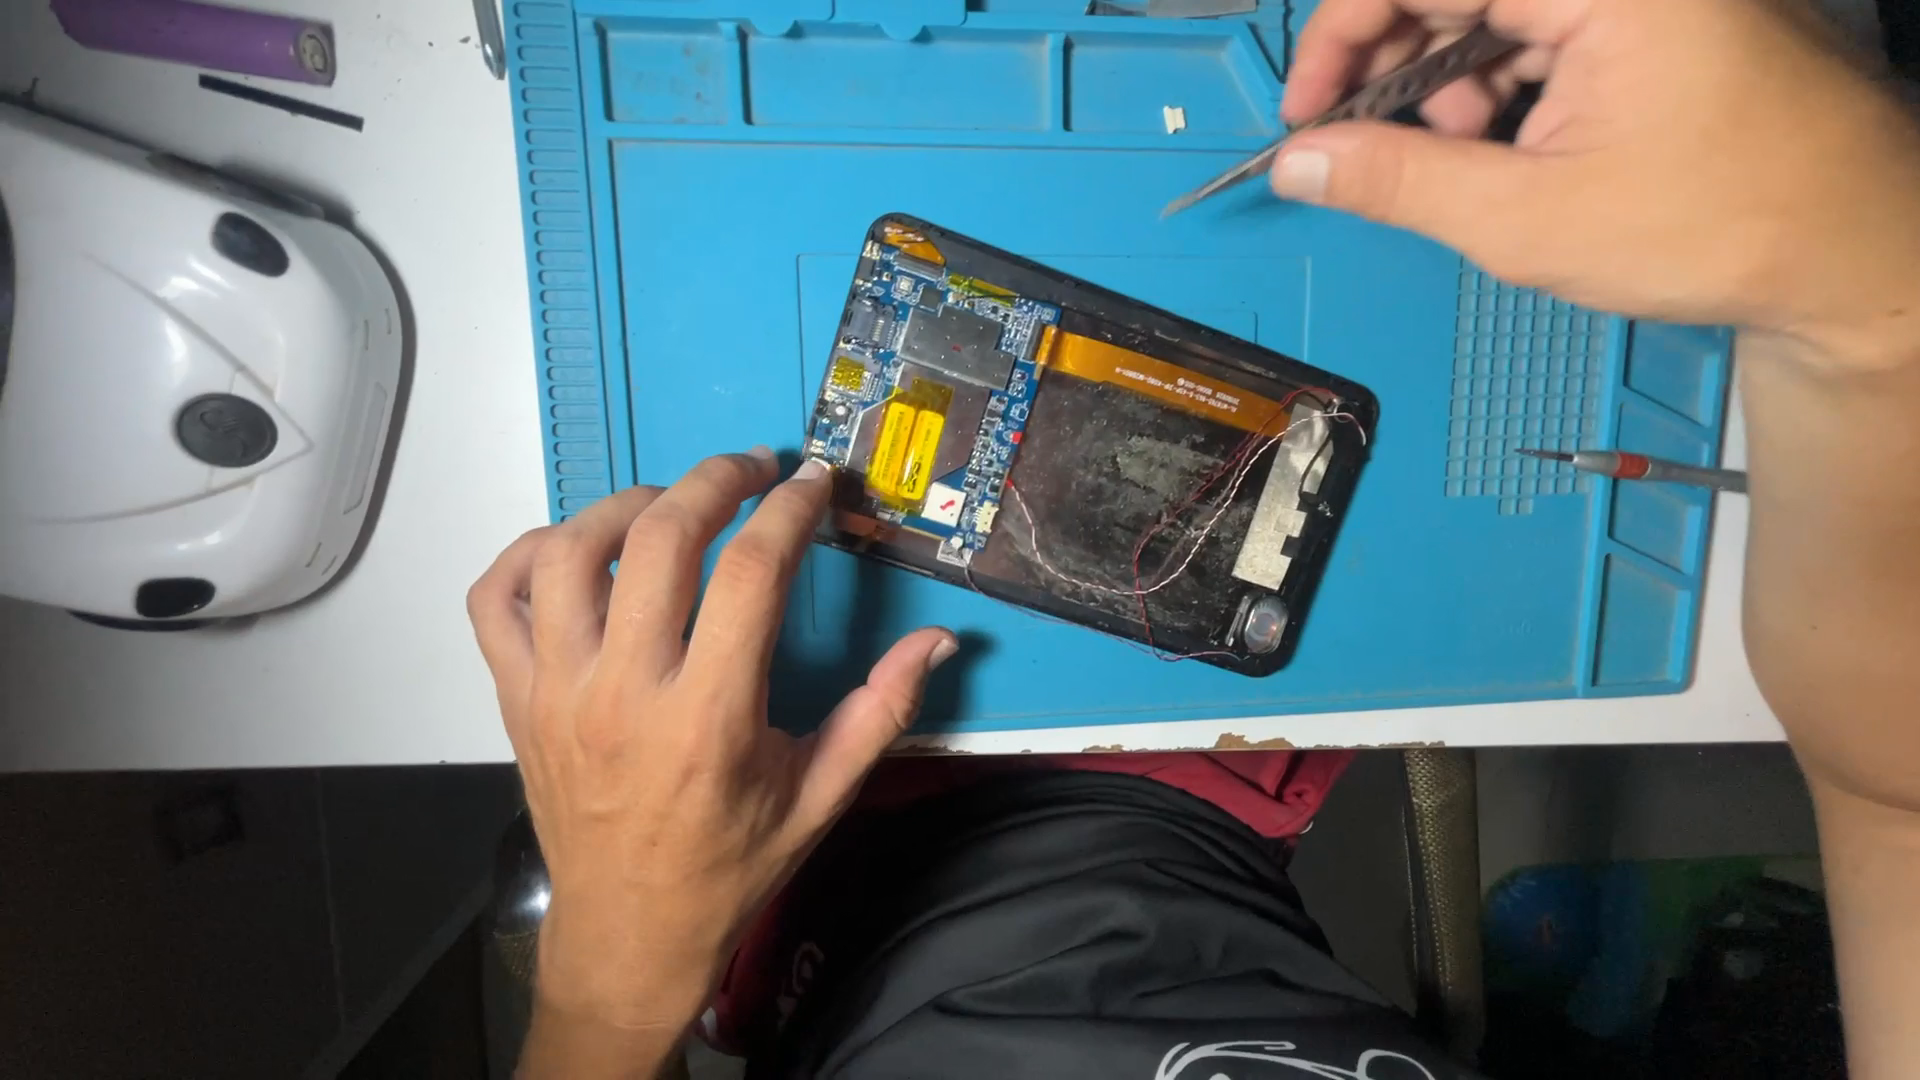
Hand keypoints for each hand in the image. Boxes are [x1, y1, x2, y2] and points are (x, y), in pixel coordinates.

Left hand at [467, 449, 955, 1039]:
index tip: (814, 483)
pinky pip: (495, 597)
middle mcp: (625, 692)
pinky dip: (532, 549)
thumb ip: (884, 710)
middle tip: (753, 468)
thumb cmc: (734, 864)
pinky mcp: (515, 699)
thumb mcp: (825, 794)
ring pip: (570, 552)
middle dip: (715, 480)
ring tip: (672, 502)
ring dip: (628, 504)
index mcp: (711, 716)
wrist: (630, 934)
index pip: (752, 573)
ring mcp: (556, 692)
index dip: (790, 511)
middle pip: (661, 539)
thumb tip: (940, 641)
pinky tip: (582, 549)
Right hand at [1271, 0, 1919, 369]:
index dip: (1344, 32)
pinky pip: (1524, 38)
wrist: (1845, 249)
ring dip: (1433, 89)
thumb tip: (1293, 163)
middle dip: (1385, 66)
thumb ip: (1395, 181)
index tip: (1303, 114)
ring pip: (1480, 17)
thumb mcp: (1519, 217)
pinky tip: (1488, 147)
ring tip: (1446, 160)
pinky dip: (1480, 93)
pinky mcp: (1638, 24)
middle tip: (1355, 147)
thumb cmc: (1701, 229)